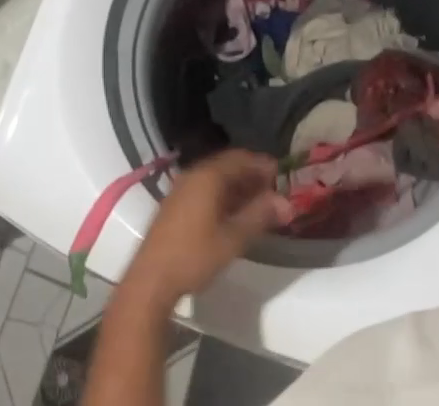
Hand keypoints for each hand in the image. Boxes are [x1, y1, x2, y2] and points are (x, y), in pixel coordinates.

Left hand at [122, 151, 290, 306]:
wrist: (151, 279)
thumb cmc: (194, 256)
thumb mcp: (233, 238)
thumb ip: (260, 216)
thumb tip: (287, 203)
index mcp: (207, 176)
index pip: (240, 158)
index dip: (263, 165)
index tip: (283, 177)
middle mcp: (192, 176)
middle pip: (228, 166)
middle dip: (252, 177)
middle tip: (274, 192)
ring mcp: (181, 190)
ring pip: (216, 179)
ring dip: (238, 188)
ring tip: (260, 204)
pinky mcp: (176, 205)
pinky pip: (205, 190)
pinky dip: (223, 196)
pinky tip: (235, 214)